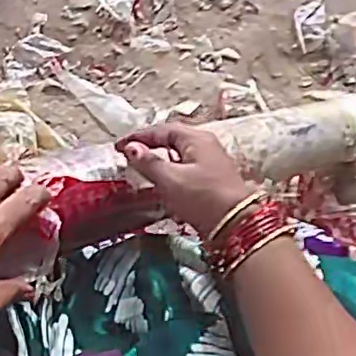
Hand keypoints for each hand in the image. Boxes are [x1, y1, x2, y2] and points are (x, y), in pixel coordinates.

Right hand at [116, 124, 257, 234]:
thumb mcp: (170, 179)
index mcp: (196, 139)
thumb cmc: (202, 197)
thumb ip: (148, 163)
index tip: (119, 146)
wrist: (237, 224)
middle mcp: (206, 146)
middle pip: (172, 140)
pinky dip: (171, 173)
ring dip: (160, 160)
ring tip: (142, 169)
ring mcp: (211, 164)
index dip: (138, 137)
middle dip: (149, 146)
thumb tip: (131, 148)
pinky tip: (164, 185)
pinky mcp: (213, 181)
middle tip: (129, 155)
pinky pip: (186, 170)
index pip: (162, 130)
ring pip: (180, 156)